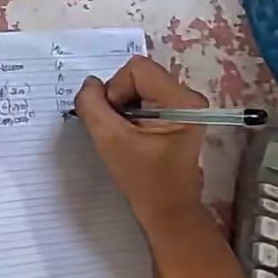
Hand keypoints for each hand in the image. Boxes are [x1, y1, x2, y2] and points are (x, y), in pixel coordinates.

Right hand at [73, 56, 208, 230]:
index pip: (136, 68)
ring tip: (125, 133)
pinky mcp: (176, 113)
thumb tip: (89, 83)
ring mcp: (183, 105)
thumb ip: (91, 104)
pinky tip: (130, 133)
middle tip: (119, 128)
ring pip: (136, 85)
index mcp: (181, 100)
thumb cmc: (142, 177)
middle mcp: (188, 96)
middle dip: (118, 98)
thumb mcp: (109, 139)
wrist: (166, 208)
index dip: (116, 89)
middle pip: (137, 75)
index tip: (117, 120)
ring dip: (121, 106)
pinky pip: (142, 97)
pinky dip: (128, 112)